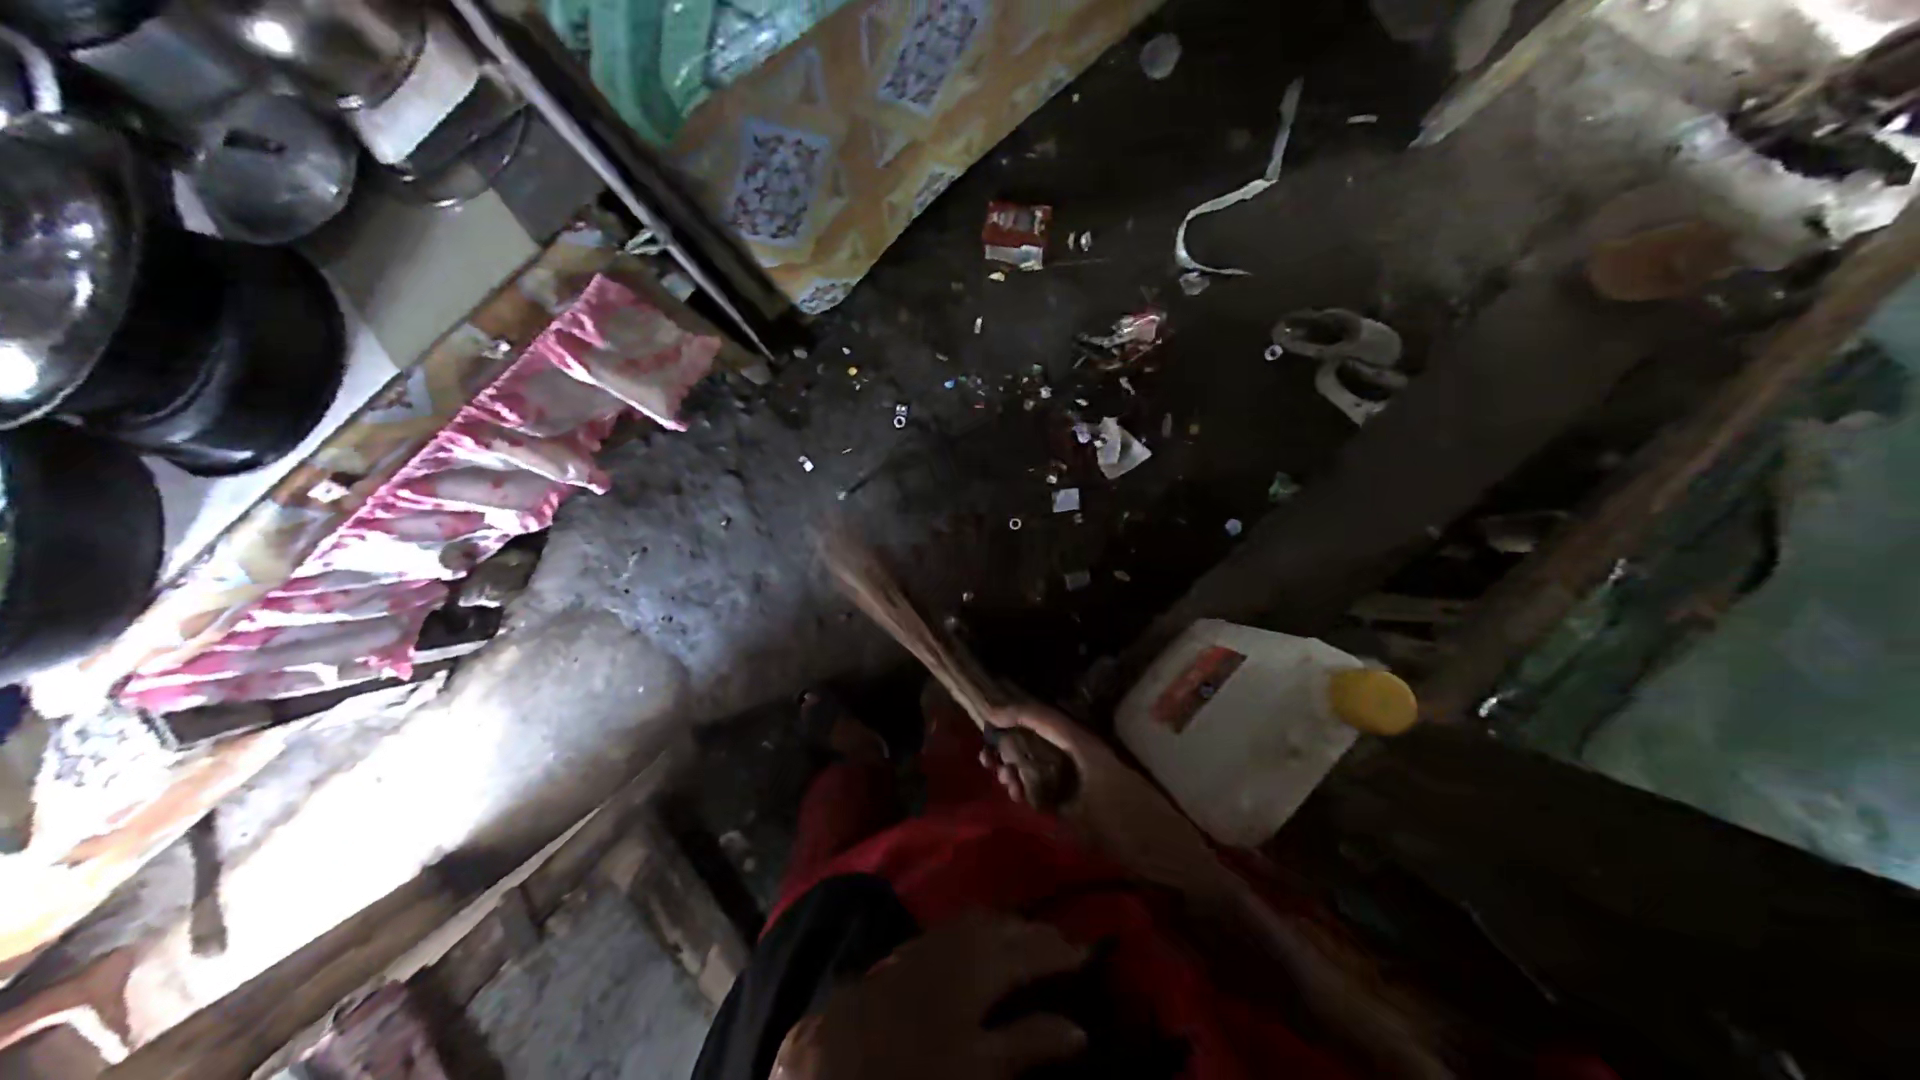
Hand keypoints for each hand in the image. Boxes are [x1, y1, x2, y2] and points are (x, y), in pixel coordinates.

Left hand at [771, 913, 1087, 1079]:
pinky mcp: (905, 952)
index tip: (1090, 951)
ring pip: (978, 921)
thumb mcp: (978, 1066)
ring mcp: (928, 942)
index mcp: (981, 965)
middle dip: (1037, 932)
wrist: (835, 1059)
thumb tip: (1079, 1029)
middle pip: (1007, 927)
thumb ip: (1029, 1043)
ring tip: (1028, 937)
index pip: (1033, 949)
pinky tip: (976, 943)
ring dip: (1007, 926)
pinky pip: (953, 927)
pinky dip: (976, 930)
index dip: (1063, 950)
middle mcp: (957, 942)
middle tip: (1064, 944)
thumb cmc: (915, 1069)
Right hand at [984, 705, 1240, 907]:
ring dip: (1022, 765)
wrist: (1173, 854)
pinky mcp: (1096, 785)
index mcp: (1084, 747)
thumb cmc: (1127, 832)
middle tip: (987, 758)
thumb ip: (1044, 797)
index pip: (1042, 718)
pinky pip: (1059, 774)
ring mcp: (1092, 767)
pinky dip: (1038, 781)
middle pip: (1042, 735)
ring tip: (1005, 781)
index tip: (988, 715)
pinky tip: (1024, 795)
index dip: (1013, 713)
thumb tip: (1019, 780)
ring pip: (1047, 755)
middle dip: (1011, 744)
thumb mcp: (1078, 818)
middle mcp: (1086, 750)